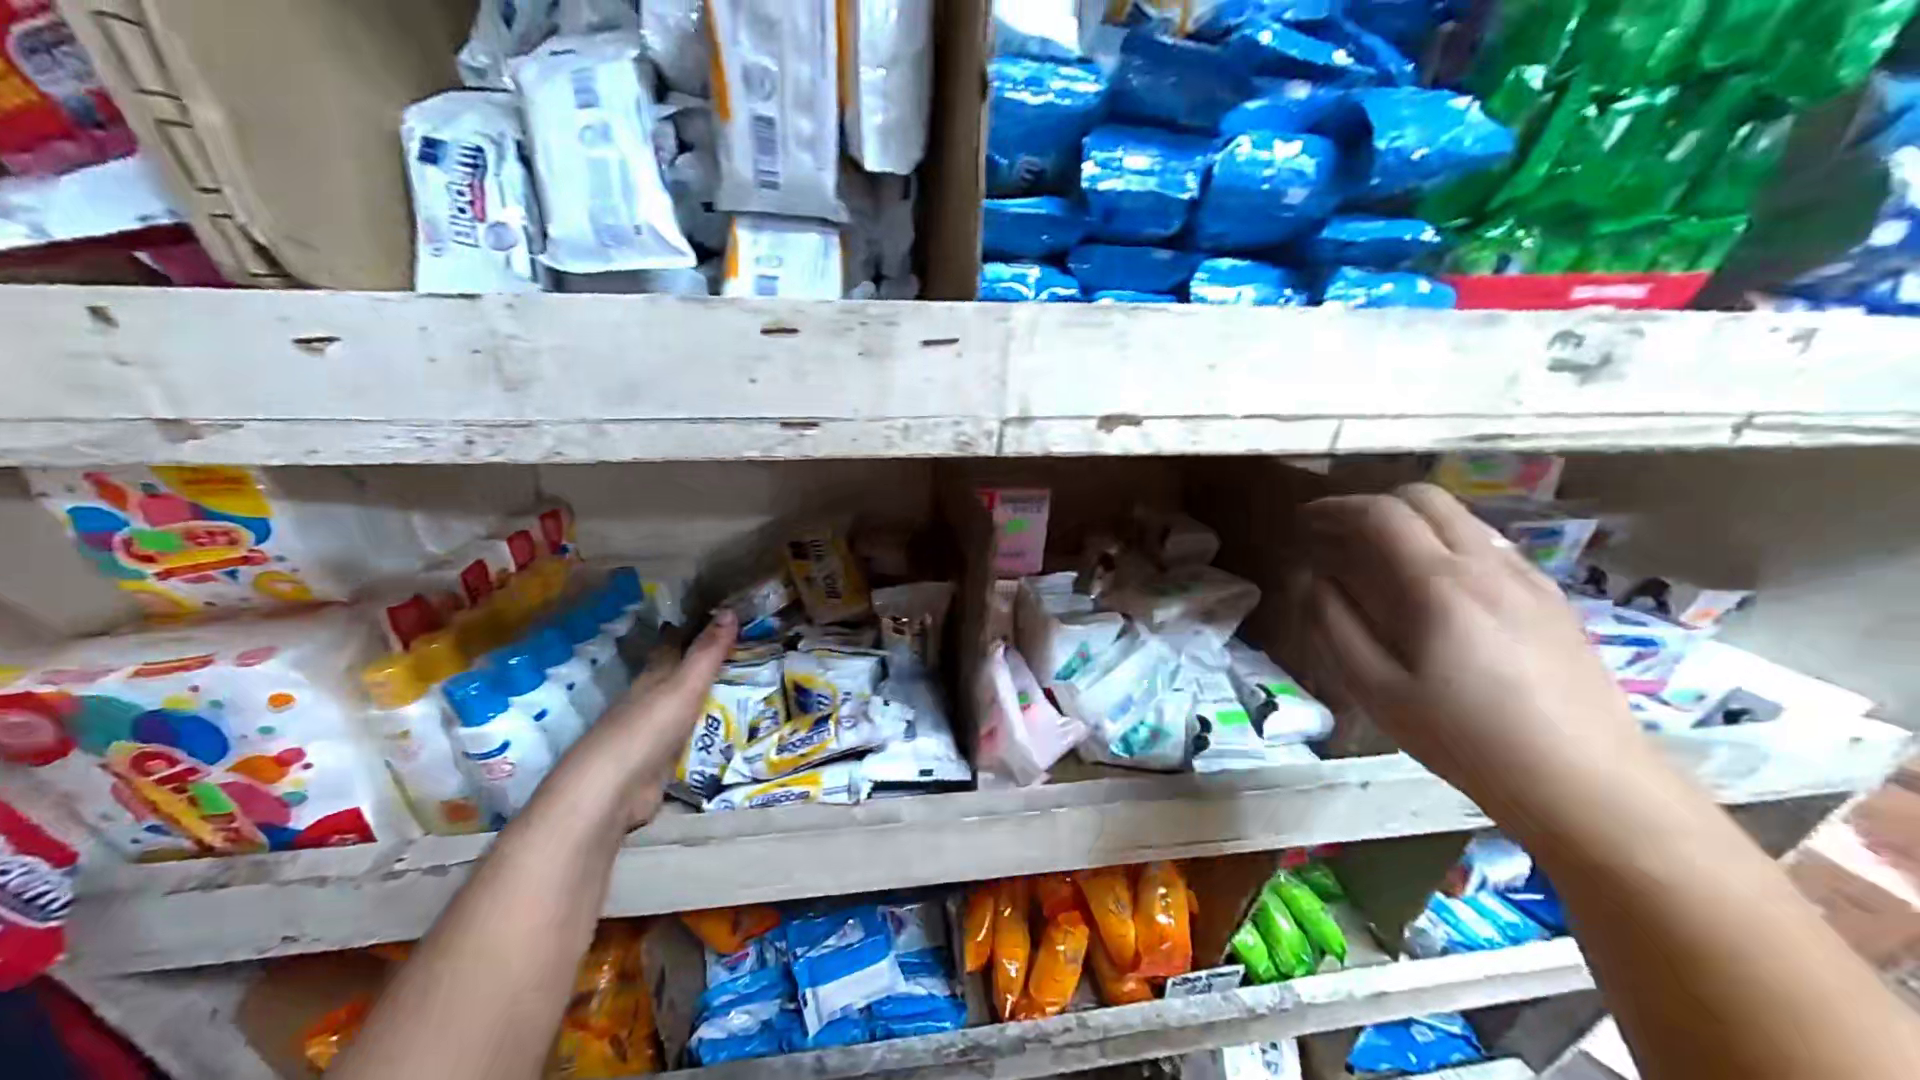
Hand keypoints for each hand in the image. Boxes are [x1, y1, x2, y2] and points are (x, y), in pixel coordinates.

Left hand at [558, 610, 736, 830]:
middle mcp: (648, 700)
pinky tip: (716, 730)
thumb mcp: (685, 685)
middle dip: (693, 661)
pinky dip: (699, 730)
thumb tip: (730, 611)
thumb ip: (708, 653)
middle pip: (672, 674)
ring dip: (698, 696)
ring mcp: (650, 732)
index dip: (686, 630)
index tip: (708, 615)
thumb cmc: (648, 728)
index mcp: (653, 677)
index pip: (670, 645)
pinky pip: (684, 738)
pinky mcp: (656, 762)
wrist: (612, 790)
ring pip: (679, 706)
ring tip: (731, 686)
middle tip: (727, 649)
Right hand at [1300, 484, 1647, 819]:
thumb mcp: (1378, 690)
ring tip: (1383, 556)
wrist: (1585, 781)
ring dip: (1413, 521)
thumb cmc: (1466, 739)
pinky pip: (1489, 547)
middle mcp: (1487, 566)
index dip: (1336, 508)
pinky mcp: (1552, 598)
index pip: (1381, 515)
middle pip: (1426, 499)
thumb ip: (1336, 627)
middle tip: (1341, 533)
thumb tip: (1316, 581)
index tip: (1306, 519)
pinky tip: (1437, 585)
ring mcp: (1527, 578)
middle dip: (1374, 504)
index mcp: (1440, 585)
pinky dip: (1448, 544)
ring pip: (1462, 518)